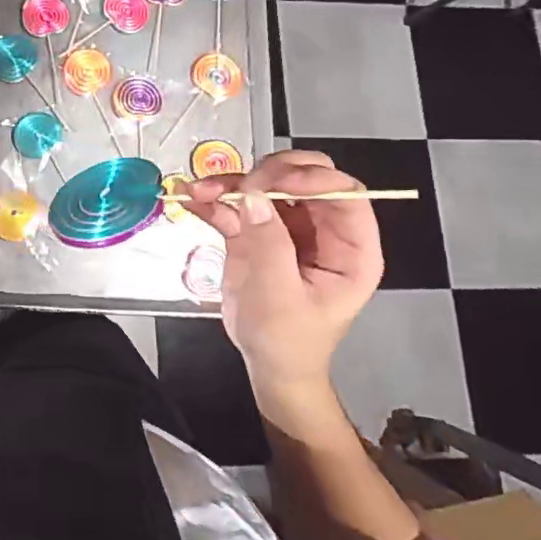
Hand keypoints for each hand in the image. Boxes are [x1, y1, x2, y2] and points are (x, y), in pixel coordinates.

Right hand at [180, 151, 382, 382]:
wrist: (267, 366)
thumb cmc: (288, 340)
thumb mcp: (281, 297)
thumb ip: (270, 244)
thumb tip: (252, 197)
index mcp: (350, 247)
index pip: (344, 194)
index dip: (312, 179)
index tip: (269, 184)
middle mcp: (322, 229)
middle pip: (305, 178)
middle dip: (269, 173)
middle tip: (239, 185)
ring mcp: (286, 229)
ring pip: (265, 186)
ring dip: (231, 183)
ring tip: (200, 189)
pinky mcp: (255, 234)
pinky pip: (236, 206)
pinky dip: (213, 200)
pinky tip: (191, 199)